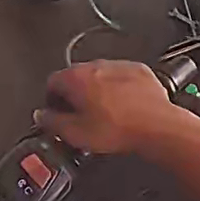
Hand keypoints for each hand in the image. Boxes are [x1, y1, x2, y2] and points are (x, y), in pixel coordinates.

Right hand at [36, 61, 189, 155]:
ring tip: (106, 115)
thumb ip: (52, 122)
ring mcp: (120, 67)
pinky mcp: (140, 72)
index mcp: (76, 78)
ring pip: (101, 76)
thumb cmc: (120, 129)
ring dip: (99, 91)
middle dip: (75, 95)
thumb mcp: (76, 134)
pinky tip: (125, 108)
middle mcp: (97, 66)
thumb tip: (42, 116)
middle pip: (77, 77)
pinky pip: (123, 78)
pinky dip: (121, 89)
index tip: (57, 111)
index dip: (52, 99)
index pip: (52, 82)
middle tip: (81, 116)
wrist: (157, 127)